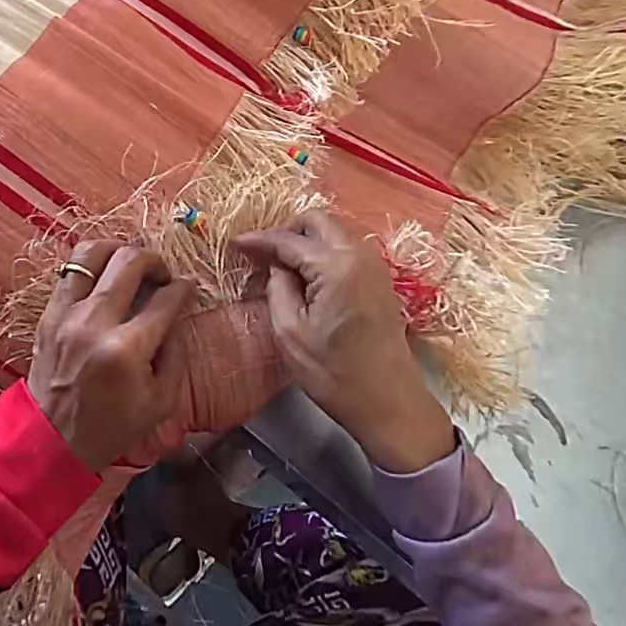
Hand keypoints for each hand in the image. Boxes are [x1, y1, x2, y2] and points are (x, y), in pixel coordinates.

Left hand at [27, 241, 193, 471]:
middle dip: (155, 260)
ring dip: (118, 250)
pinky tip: (104, 277)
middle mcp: (95, 322)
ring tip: (130, 265)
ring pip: (92, 252)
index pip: (165, 299)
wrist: (52, 437)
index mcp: (127, 350)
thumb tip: (176, 310)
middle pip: (130, 262)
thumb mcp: (162, 401)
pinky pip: (69, 270)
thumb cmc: (113, 424)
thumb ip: (176, 351)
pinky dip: (91, 265)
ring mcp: (66, 313)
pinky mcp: (48, 311)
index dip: (184, 289)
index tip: (187, 288)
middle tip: (161, 275)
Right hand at [235, 212, 454, 473]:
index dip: (259, 240)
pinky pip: (345, 249)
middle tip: (261, 252)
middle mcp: (360, 257)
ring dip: (305, 239)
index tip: (236, 244)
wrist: (390, 405)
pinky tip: (304, 275)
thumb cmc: (333, 373)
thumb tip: (275, 265)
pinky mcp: (380, 282)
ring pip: (334, 232)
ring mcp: (375, 268)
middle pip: (318, 221)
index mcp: (336, 267)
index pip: (289, 240)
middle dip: (286, 230)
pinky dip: (322, 251)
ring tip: (279, 264)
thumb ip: (277, 286)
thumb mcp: (289, 331)